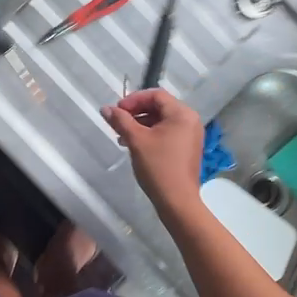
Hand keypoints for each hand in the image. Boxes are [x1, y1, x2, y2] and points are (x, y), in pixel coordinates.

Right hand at [101, 89, 203, 208]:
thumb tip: (106, 108)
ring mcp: (191, 135)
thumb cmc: (158, 166)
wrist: (177, 201)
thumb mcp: (136, 140)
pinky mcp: (187, 148)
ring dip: (141, 124)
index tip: (117, 111)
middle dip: (136, 112)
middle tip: (118, 122)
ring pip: (162, 121)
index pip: (155, 95)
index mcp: (182, 114)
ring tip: (123, 136)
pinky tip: (135, 145)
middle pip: (159, 107)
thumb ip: (120, 121)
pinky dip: (151, 134)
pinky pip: (167, 132)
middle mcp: (190, 120)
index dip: (134, 99)